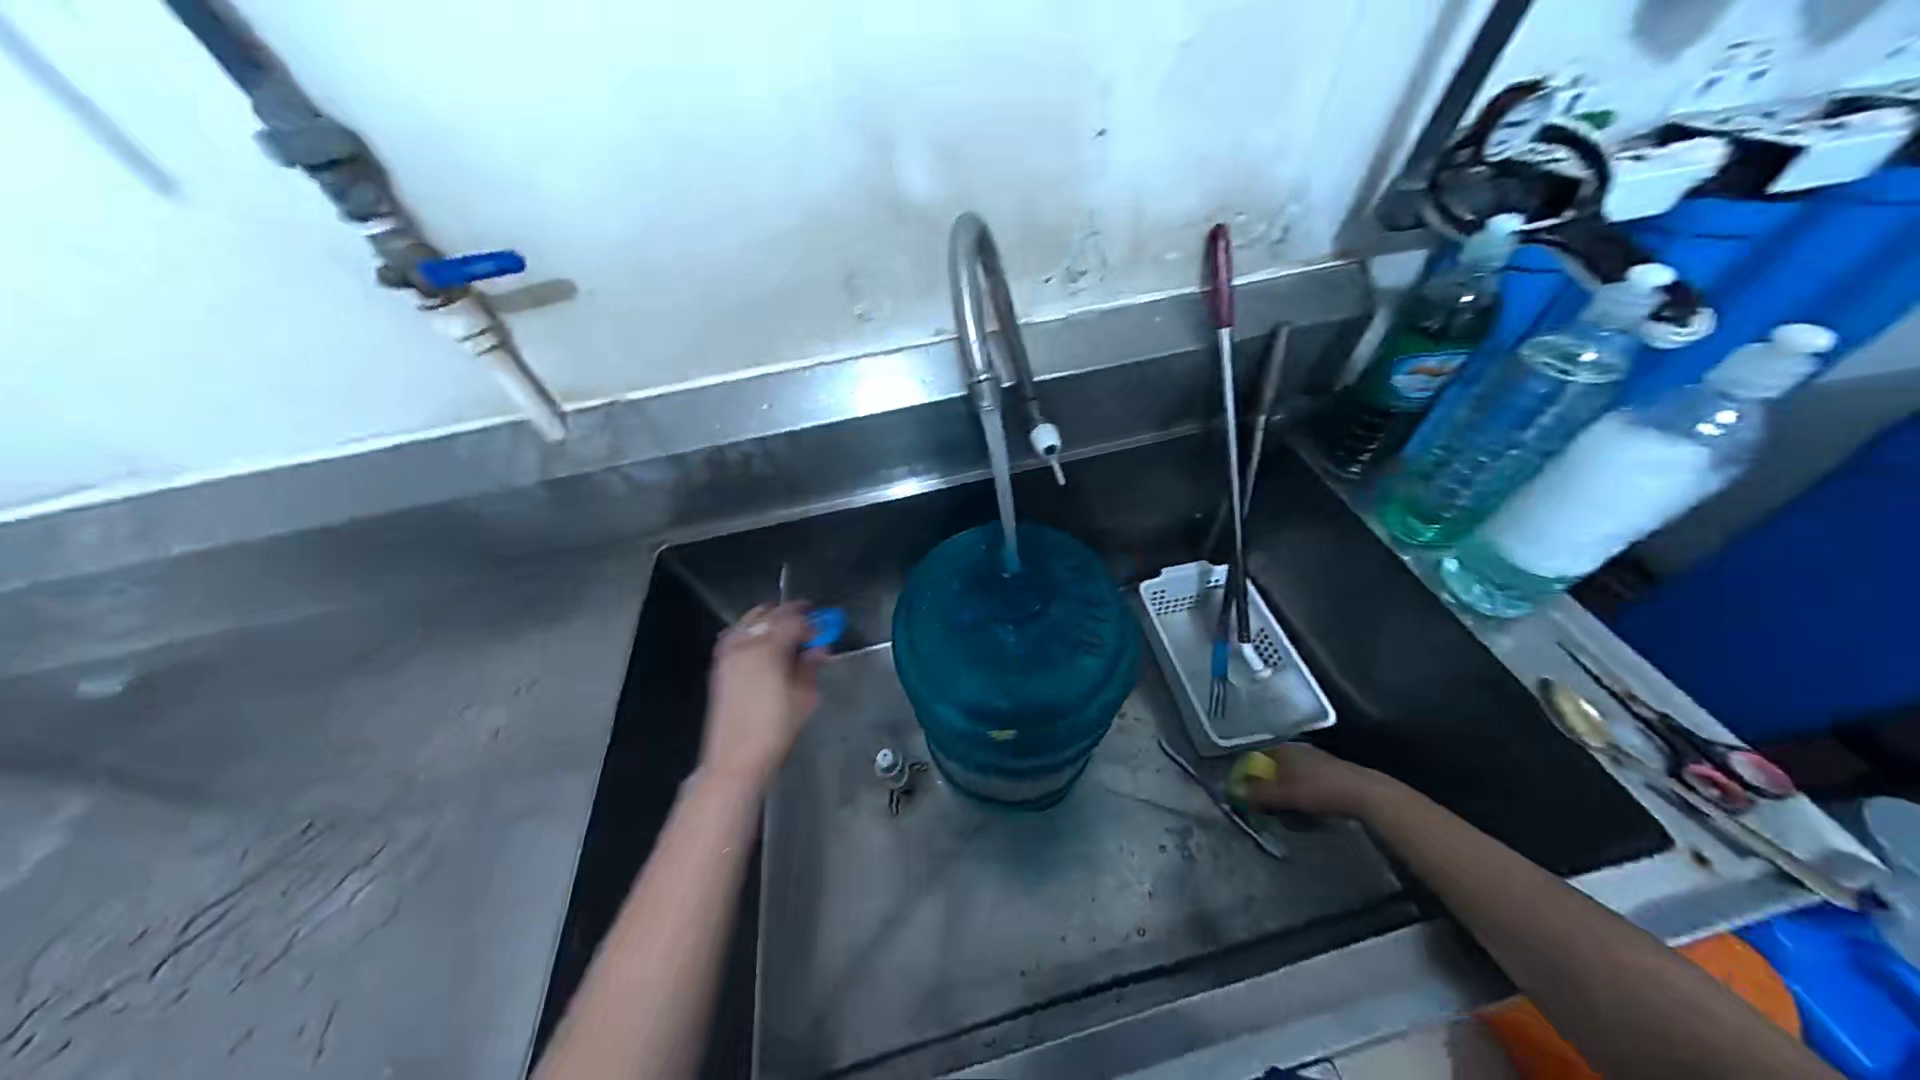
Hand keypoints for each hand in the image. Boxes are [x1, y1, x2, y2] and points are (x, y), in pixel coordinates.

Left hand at [701, 603, 825, 790]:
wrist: (735, 759)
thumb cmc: (775, 731)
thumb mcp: (804, 699)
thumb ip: (810, 668)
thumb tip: (818, 650)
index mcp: (769, 650)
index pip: (793, 621)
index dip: (811, 622)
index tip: (823, 629)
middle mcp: (746, 645)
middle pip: (770, 615)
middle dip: (790, 614)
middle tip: (808, 621)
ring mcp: (728, 654)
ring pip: (749, 621)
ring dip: (769, 619)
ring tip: (784, 628)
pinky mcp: (719, 667)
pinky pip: (735, 635)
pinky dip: (749, 630)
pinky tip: (760, 642)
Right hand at [1237, 743, 1397, 818]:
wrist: (1365, 795)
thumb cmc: (1319, 790)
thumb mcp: (1284, 794)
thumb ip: (1258, 793)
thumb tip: (1233, 792)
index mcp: (1283, 748)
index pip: (1257, 755)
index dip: (1249, 772)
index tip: (1247, 790)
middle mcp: (1298, 748)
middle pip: (1274, 766)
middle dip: (1269, 785)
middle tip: (1268, 804)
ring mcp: (1316, 758)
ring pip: (1291, 774)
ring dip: (1286, 791)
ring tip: (1288, 809)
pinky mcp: (1331, 771)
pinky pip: (1307, 780)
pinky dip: (1302, 792)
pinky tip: (1308, 807)